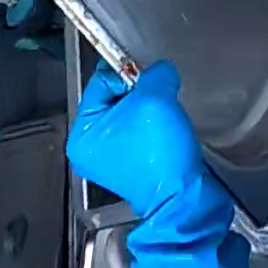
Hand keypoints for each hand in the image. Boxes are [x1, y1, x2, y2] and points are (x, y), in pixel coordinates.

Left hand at [67, 60, 203, 218]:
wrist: (184, 197)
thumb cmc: (160, 154)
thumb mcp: (155, 97)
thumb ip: (156, 73)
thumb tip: (161, 70)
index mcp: (83, 134)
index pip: (101, 81)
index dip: (127, 72)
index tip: (148, 76)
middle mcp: (92, 149)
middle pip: (115, 96)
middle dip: (141, 92)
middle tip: (158, 98)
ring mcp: (112, 158)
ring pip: (131, 111)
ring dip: (150, 107)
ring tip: (164, 117)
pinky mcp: (134, 163)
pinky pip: (141, 129)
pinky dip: (155, 123)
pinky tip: (166, 129)